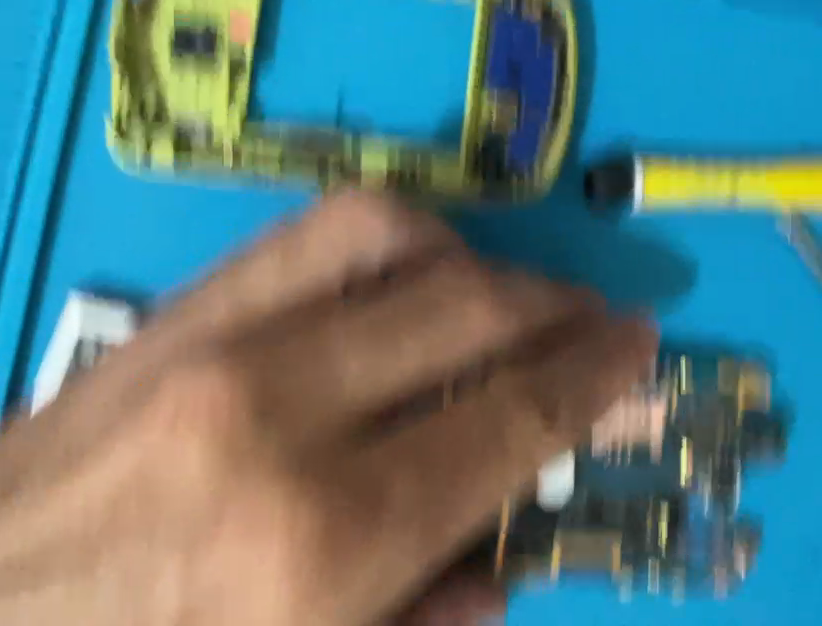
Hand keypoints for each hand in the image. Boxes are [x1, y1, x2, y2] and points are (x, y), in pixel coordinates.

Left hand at [0, 191, 656, 625]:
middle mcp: (288, 418)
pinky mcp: (184, 308)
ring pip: (396, 241)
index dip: (591, 378)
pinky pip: (317, 234)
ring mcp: (228, 342)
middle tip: (601, 317)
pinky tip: (417, 266)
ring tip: (513, 292)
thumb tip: (504, 563)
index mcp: (325, 543)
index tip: (636, 348)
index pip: (507, 422)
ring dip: (480, 257)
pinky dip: (395, 236)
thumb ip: (422, 622)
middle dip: (559, 308)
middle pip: (470, 313)